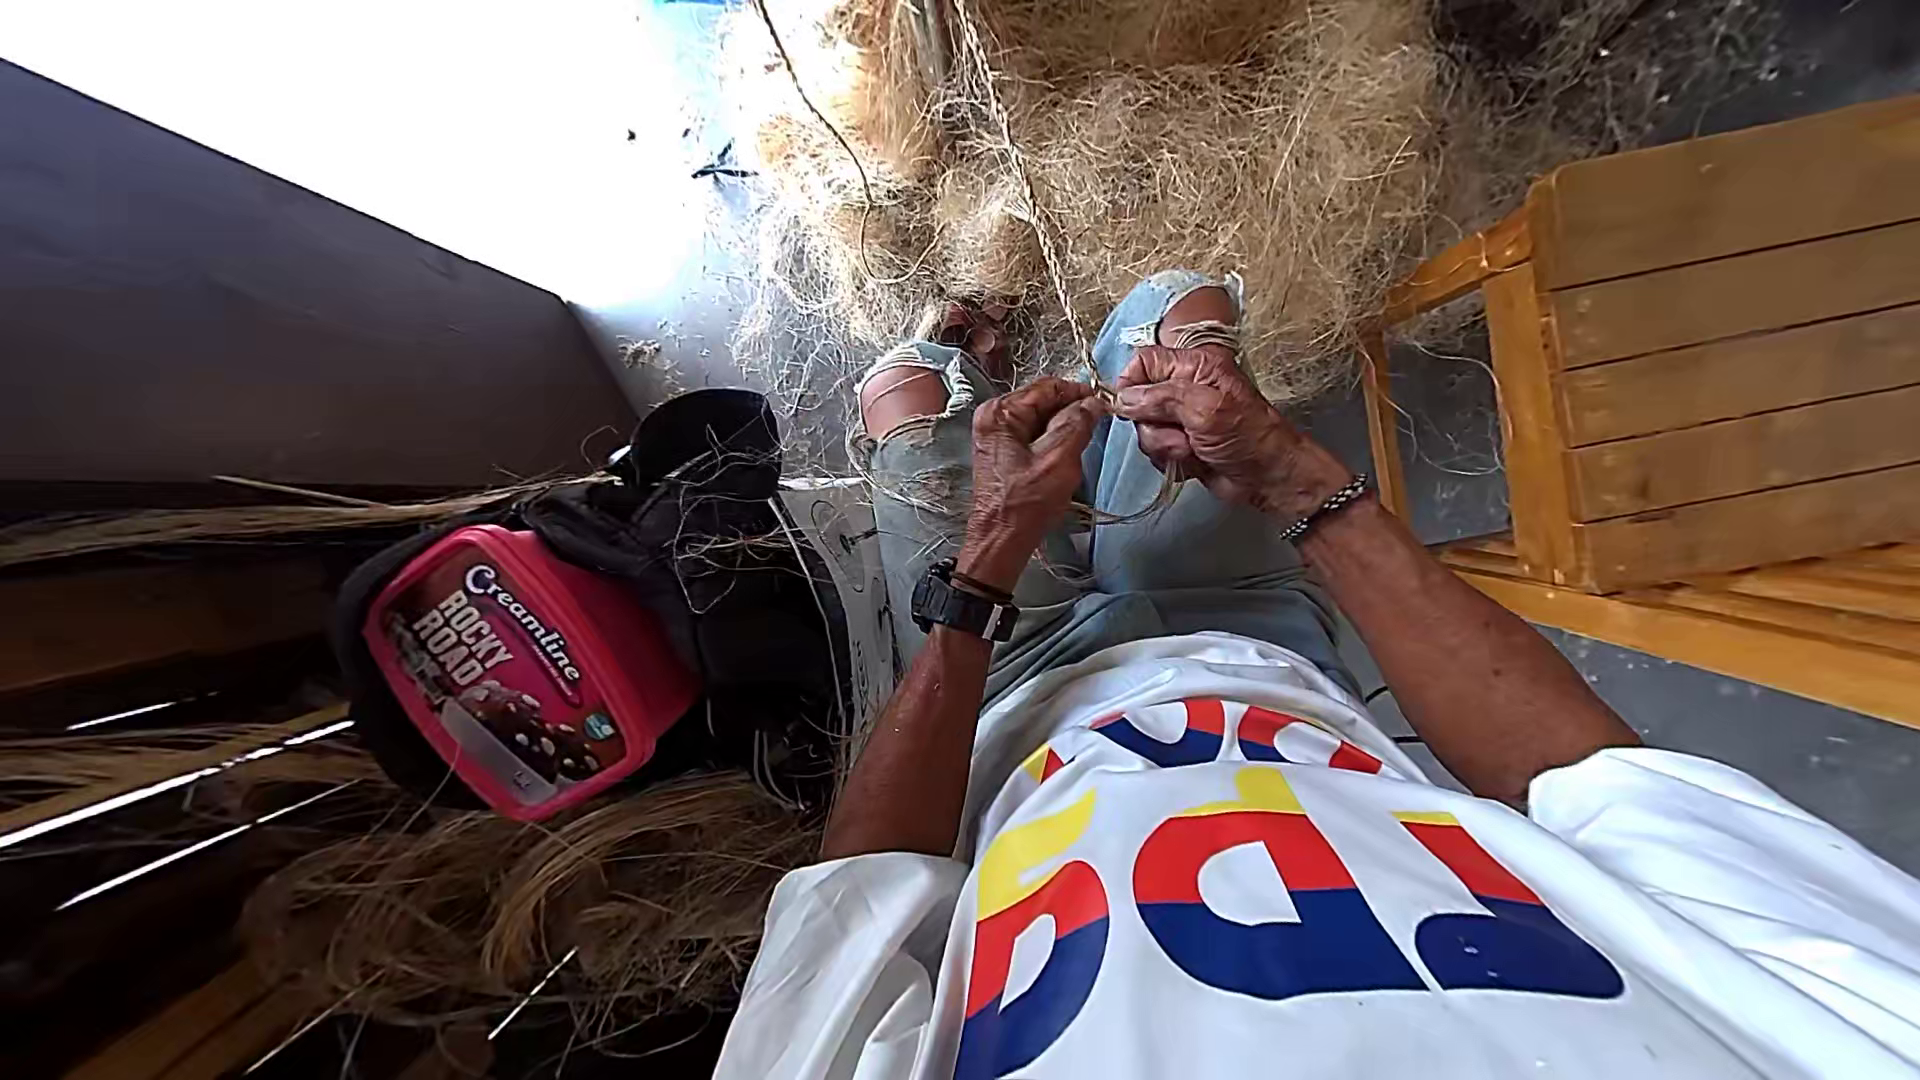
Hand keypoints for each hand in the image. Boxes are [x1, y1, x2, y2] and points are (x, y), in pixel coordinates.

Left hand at [959, 377, 1105, 592]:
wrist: (1003, 538)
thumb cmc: (1025, 503)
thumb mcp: (1058, 458)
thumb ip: (1077, 423)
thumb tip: (1093, 402)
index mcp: (1000, 413)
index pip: (1048, 386)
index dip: (1079, 393)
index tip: (1103, 404)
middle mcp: (993, 418)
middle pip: (1043, 401)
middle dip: (1071, 413)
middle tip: (1095, 428)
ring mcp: (996, 435)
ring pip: (1041, 419)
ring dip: (1064, 429)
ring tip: (1079, 447)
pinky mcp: (1003, 452)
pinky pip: (1034, 436)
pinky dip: (1053, 442)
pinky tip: (1063, 458)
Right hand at [1114, 345, 1350, 519]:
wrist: (1268, 478)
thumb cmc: (1248, 436)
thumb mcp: (1205, 409)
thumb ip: (1161, 398)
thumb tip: (1123, 398)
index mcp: (1194, 366)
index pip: (1143, 362)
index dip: (1131, 383)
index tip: (1131, 407)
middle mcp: (1183, 388)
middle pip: (1138, 401)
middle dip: (1152, 425)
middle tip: (1180, 434)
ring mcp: (1180, 418)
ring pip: (1145, 430)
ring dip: (1163, 446)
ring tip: (1191, 450)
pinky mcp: (1179, 444)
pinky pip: (1155, 451)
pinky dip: (1169, 460)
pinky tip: (1192, 461)